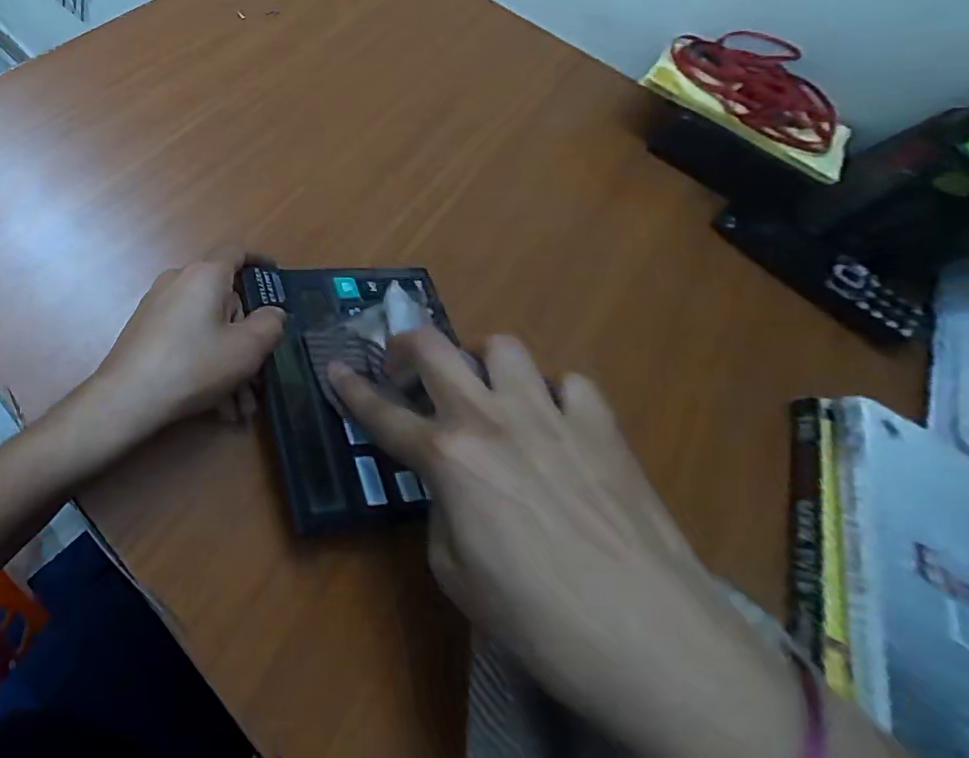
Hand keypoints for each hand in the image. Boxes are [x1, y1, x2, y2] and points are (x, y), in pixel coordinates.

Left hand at [72, 252, 285, 449]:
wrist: (128, 395)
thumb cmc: (194, 364)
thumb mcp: (247, 348)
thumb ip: (270, 324)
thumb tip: (271, 312)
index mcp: (204, 275)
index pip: (235, 252)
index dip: (259, 261)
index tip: (275, 276)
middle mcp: (177, 282)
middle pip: (223, 299)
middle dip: (246, 338)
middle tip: (261, 373)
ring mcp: (158, 305)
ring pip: (207, 327)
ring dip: (228, 363)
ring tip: (240, 406)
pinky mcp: (146, 329)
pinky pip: (186, 339)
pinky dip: (205, 364)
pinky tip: (217, 406)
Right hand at [328, 330, 802, 757]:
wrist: (663, 650)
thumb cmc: (538, 619)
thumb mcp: (452, 570)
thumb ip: (440, 508)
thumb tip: (452, 488)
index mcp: (445, 457)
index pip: (378, 410)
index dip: (348, 387)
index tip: (332, 367)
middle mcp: (490, 421)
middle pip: (433, 347)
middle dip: (405, 347)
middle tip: (405, 374)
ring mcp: (552, 419)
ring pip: (502, 347)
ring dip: (482, 364)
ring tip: (486, 396)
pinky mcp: (606, 433)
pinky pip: (572, 383)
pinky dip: (554, 396)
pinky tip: (556, 428)